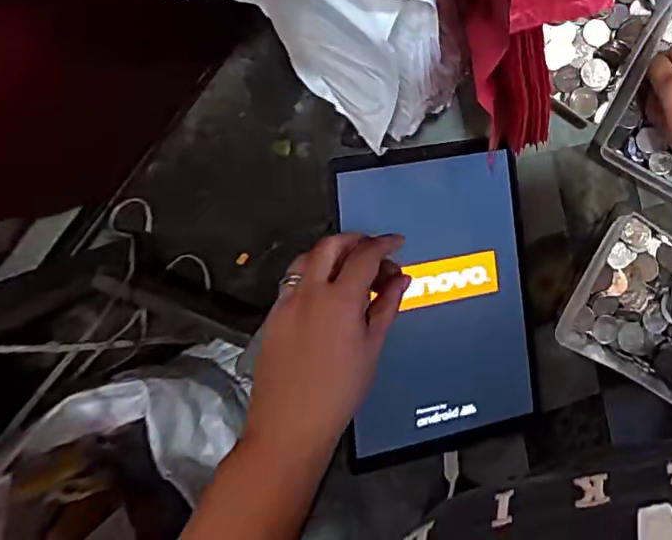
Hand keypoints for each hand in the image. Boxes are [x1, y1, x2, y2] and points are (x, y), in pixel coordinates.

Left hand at [244, 233, 409, 458]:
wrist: (288, 430)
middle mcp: (309, 296)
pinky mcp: (272, 320)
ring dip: (332, 254)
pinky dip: (314, 275)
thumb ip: (386, 306)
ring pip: (308, 259)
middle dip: (356, 240)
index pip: (366, 254)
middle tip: (374, 251)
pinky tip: (327, 294)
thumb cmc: (335, 394)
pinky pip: (294, 281)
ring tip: (350, 270)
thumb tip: (399, 281)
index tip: (396, 243)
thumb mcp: (372, 346)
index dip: (385, 244)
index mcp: (339, 300)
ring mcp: (286, 306)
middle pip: (332, 245)